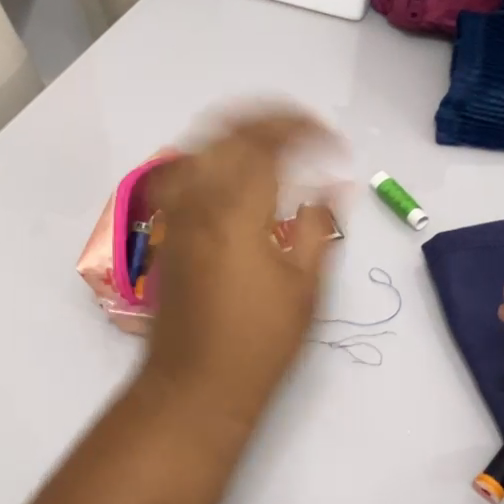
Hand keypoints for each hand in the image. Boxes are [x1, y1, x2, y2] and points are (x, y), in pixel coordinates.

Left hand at [140, 110, 338, 417]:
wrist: (194, 384)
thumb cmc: (259, 342)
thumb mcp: (305, 288)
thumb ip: (320, 228)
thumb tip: (332, 188)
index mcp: (239, 210)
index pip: (270, 142)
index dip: (306, 131)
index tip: (335, 145)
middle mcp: (201, 200)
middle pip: (231, 131)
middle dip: (273, 119)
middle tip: (308, 132)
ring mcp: (177, 214)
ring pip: (201, 146)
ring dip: (239, 132)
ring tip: (274, 142)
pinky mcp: (168, 231)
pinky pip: (185, 172)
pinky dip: (213, 156)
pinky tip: (234, 173)